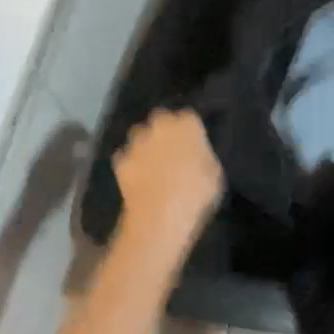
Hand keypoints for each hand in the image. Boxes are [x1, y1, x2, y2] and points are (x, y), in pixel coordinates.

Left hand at [112, 109, 222, 260]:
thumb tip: (196, 154)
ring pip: (140, 137)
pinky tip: (138, 180)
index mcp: (187, 124)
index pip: (189, 118)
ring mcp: (136, 142)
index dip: (190, 131)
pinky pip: (127, 158)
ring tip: (152, 166)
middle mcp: (159, 125)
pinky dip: (131, 165)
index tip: (193, 144)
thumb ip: (203, 155)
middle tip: (172, 152)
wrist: (159, 216)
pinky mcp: (120, 160)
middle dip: (165, 132)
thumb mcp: (213, 172)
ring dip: (146, 146)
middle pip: (161, 120)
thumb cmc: (196, 193)